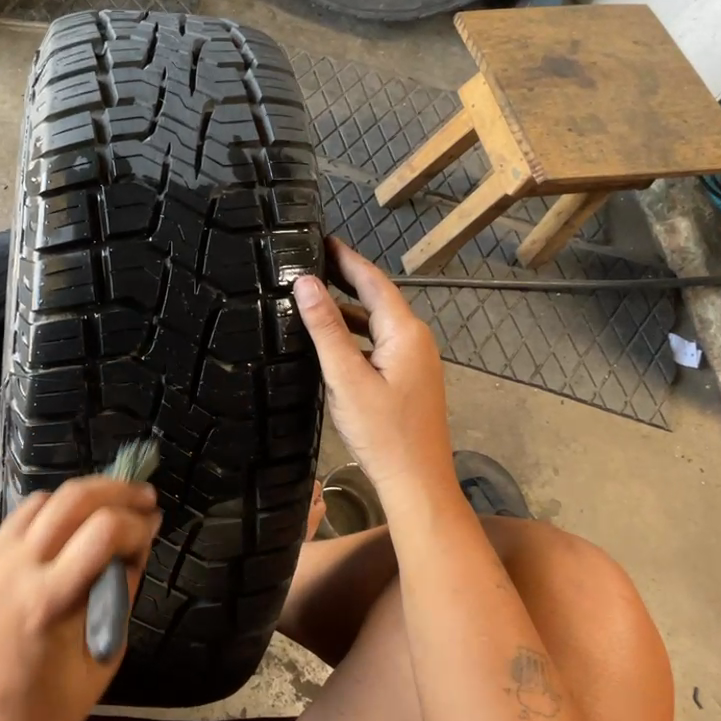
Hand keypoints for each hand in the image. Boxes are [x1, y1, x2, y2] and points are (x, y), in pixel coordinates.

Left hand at [0, 477, 159, 720]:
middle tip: (142, 496)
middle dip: (114, 490)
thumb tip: (139, 538)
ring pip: (40, 502)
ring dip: (78, 501)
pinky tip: (65, 538)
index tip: (154, 524)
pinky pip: (15, 525)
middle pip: (70, 499)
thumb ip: (120, 587)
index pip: (104, 529)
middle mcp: (11, 570)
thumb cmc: (57, 705)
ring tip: (106, 512)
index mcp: (48, 601)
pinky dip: (47, 522)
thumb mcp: (106, 649)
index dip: (137, 522)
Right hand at [293, 236, 457, 500]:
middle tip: (311, 259)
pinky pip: (378, 342)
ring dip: (348, 307)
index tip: (322, 239)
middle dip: (346, 277)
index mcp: (404, 332)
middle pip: (377, 298)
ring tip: (313, 293)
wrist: (416, 481)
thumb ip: (326, 328)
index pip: (373, 282)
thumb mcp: (346, 377)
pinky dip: (354, 332)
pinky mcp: (408, 379)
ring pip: (377, 322)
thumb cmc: (382, 431)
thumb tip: (304, 283)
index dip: (347, 259)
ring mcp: (415, 361)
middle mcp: (415, 340)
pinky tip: (332, 339)